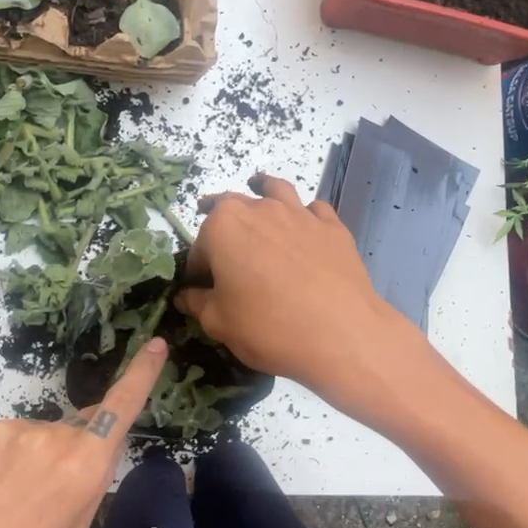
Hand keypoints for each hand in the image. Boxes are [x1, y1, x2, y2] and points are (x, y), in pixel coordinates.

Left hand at [0, 338, 167, 527]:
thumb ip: (86, 486)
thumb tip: (88, 450)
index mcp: (83, 468)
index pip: (119, 409)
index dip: (141, 374)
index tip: (156, 344)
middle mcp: (49, 436)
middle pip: (64, 434)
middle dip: (54, 459)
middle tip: (25, 504)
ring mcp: (4, 427)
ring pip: (22, 437)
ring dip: (15, 460)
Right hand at [175, 174, 426, 411]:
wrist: (341, 335)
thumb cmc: (268, 326)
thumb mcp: (218, 322)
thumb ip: (197, 303)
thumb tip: (186, 296)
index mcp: (223, 226)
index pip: (199, 249)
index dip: (197, 272)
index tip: (202, 292)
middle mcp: (260, 209)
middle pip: (232, 210)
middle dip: (222, 228)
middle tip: (224, 256)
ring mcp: (300, 213)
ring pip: (275, 192)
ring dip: (262, 194)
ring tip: (258, 194)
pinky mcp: (332, 226)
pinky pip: (313, 211)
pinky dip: (304, 217)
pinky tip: (304, 231)